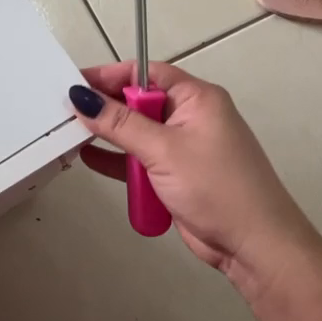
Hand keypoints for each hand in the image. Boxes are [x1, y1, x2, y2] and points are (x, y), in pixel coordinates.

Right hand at [69, 61, 321, 296]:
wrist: (256, 247)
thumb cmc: (217, 188)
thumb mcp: (163, 150)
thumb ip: (119, 123)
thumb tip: (80, 96)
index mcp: (197, 98)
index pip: (145, 73)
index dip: (109, 75)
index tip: (75, 82)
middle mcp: (190, 116)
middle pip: (138, 102)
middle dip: (105, 107)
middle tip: (65, 109)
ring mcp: (183, 147)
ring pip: (137, 132)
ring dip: (109, 135)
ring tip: (70, 133)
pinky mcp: (176, 175)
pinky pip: (140, 159)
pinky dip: (117, 159)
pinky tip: (89, 157)